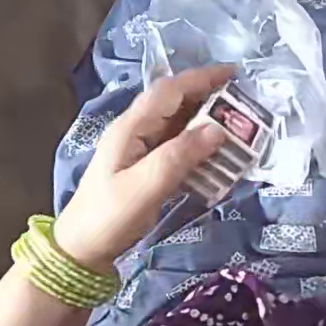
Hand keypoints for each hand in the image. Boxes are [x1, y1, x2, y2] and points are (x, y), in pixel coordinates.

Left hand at [54, 65, 234, 271]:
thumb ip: (179, 156)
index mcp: (131, 128)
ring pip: (178, 125)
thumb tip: (217, 129)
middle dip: (208, 97)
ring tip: (238, 127)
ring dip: (206, 122)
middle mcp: (136, 132)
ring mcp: (139, 150)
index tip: (234, 74)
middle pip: (175, 103)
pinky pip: (177, 147)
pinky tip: (218, 156)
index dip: (201, 78)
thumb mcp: (145, 186)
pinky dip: (199, 146)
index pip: (169, 91)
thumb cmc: (109, 217)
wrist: (82, 251)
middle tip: (243, 103)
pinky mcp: (145, 169)